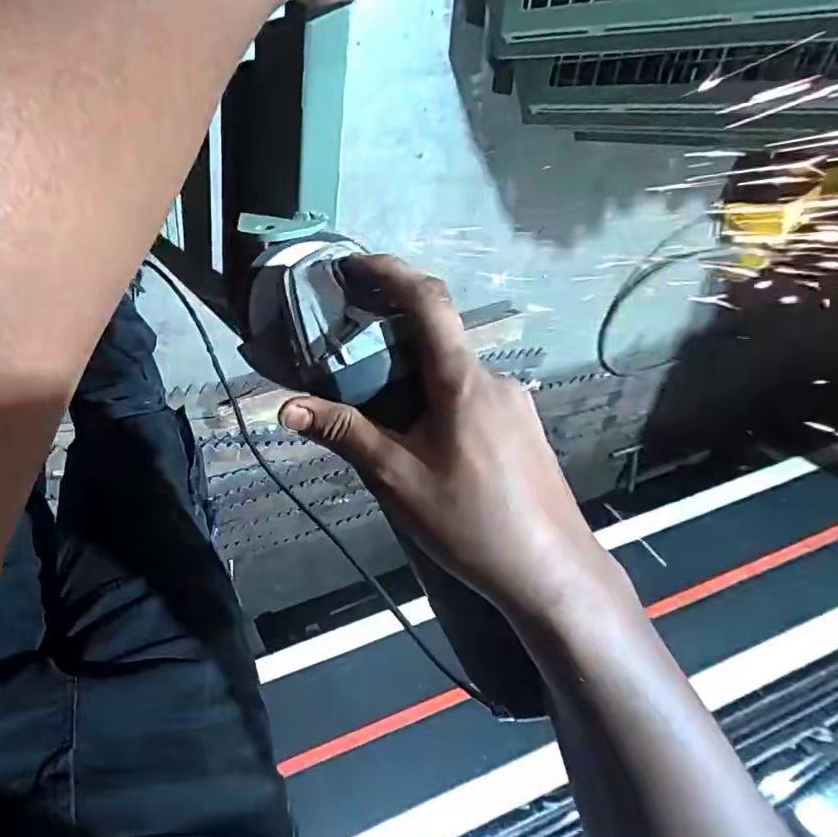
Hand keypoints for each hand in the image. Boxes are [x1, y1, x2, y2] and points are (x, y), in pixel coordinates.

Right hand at [278, 256, 624, 622]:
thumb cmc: (470, 522)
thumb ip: (344, 434)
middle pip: (436, 337)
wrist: (550, 570)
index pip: (428, 302)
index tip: (353, 265)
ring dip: (412, 375)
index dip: (389, 272)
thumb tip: (287, 407)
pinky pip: (470, 395)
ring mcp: (513, 402)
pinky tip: (421, 440)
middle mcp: (493, 378)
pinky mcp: (521, 426)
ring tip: (376, 409)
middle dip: (389, 334)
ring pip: (452, 371)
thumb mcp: (397, 479)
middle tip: (346, 352)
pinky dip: (436, 398)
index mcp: (462, 380)